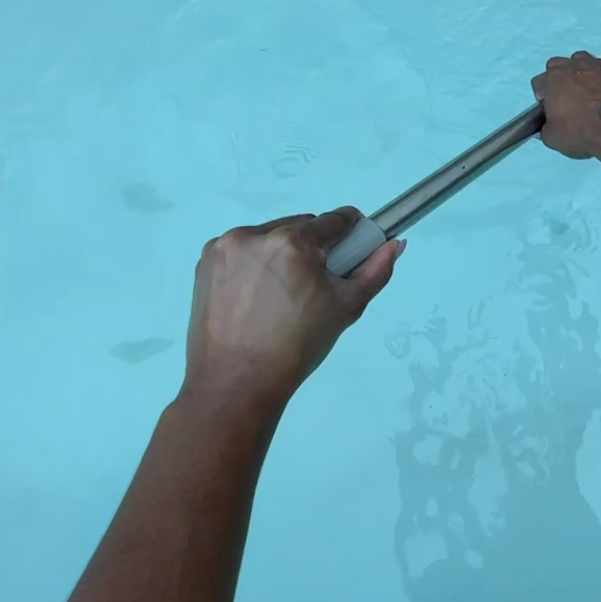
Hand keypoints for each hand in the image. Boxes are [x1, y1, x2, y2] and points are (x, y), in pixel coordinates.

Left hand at [183, 208, 403, 409]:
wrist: (236, 382)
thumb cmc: (299, 345)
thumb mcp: (348, 307)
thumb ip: (376, 270)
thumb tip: (396, 244)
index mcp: (292, 242)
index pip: (335, 219)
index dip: (351, 233)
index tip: (352, 253)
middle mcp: (255, 235)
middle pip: (302, 225)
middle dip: (315, 247)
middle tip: (316, 284)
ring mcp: (224, 247)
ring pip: (272, 236)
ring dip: (285, 252)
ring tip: (285, 294)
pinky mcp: (204, 262)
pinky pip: (245, 250)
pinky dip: (258, 263)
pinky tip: (259, 296)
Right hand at [531, 51, 600, 159]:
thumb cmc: (581, 133)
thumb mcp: (553, 138)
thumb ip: (546, 128)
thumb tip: (547, 128)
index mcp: (554, 78)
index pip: (539, 83)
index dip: (543, 98)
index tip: (549, 110)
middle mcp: (575, 66)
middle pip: (560, 66)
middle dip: (560, 80)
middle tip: (566, 100)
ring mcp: (599, 67)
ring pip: (584, 63)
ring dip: (581, 74)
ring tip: (586, 94)